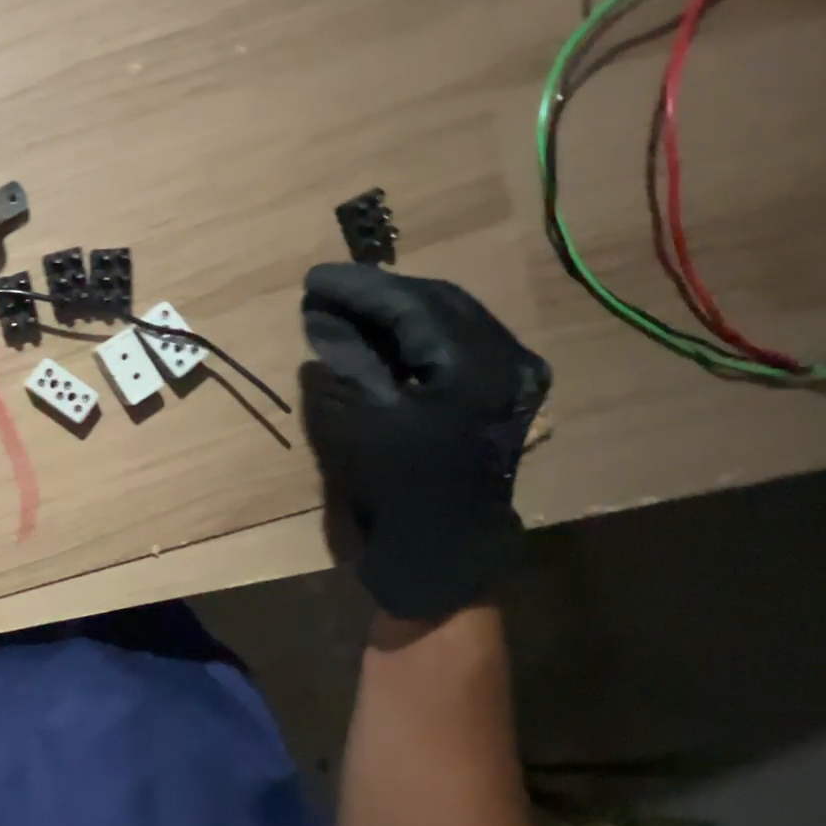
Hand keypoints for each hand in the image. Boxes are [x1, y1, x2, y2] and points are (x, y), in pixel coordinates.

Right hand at [298, 263, 549, 619]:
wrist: (441, 546)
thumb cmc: (396, 486)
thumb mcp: (358, 418)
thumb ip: (345, 358)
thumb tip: (323, 314)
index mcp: (475, 364)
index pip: (411, 304)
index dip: (358, 288)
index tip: (312, 278)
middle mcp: (507, 358)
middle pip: (438, 302)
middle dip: (379, 293)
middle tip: (326, 289)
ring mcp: (513, 374)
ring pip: (452, 319)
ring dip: (398, 310)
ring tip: (347, 308)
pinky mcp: (504, 391)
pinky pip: (459, 344)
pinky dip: (417, 334)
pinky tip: (383, 336)